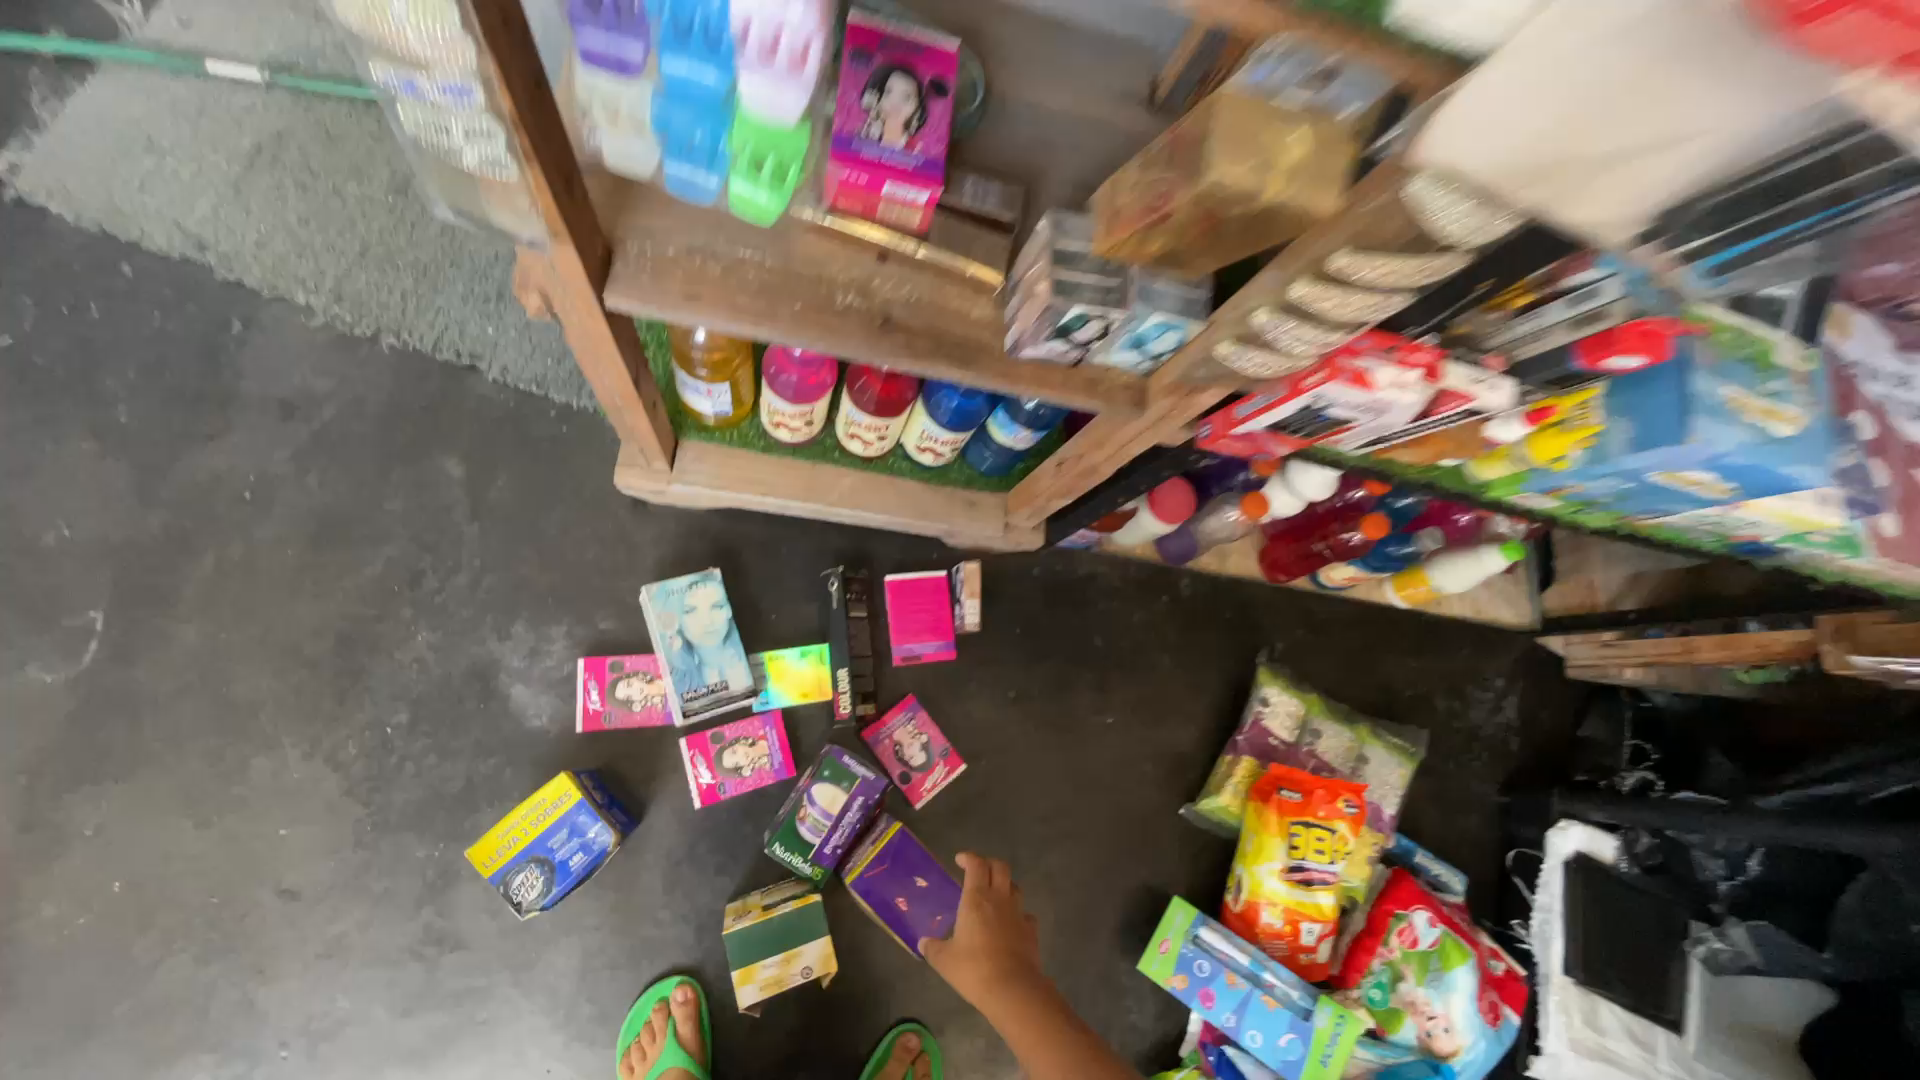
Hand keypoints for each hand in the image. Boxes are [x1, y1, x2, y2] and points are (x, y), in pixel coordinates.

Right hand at [920, 852, 1044, 1005]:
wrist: (1013, 989)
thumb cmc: (974, 969)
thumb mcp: (944, 960)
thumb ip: (933, 948)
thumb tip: (923, 943)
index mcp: (976, 898)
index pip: (976, 864)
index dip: (969, 858)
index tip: (960, 860)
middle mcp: (999, 899)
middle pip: (1000, 867)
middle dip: (989, 864)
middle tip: (978, 872)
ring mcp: (1018, 914)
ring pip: (1015, 887)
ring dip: (1005, 886)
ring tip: (994, 896)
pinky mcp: (1031, 931)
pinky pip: (1025, 914)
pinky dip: (1018, 914)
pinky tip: (1011, 925)